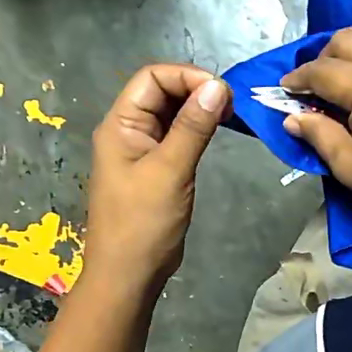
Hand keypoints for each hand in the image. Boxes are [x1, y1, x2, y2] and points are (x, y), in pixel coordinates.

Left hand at [83, 64, 230, 293]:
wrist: (128, 275)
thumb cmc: (142, 223)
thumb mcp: (170, 171)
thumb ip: (192, 127)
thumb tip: (217, 86)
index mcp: (120, 125)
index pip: (151, 78)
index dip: (186, 76)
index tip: (221, 91)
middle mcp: (128, 131)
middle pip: (161, 92)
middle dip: (195, 90)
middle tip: (231, 105)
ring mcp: (141, 151)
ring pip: (171, 115)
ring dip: (198, 110)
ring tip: (230, 116)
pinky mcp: (155, 169)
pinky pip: (176, 137)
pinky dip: (196, 130)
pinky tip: (216, 132)